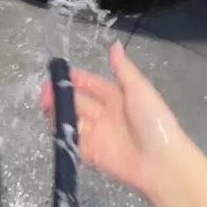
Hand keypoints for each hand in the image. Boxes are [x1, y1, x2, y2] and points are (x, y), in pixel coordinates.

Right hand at [43, 41, 197, 204]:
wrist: (162, 162)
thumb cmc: (153, 121)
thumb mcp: (140, 90)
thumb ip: (123, 69)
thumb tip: (113, 44)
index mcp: (117, 97)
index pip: (91, 84)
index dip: (75, 79)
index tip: (57, 74)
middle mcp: (105, 114)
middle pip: (78, 102)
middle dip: (61, 96)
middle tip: (44, 94)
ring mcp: (97, 134)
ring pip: (72, 120)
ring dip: (58, 113)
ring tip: (45, 107)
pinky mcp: (92, 154)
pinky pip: (73, 141)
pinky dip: (63, 134)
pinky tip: (53, 127)